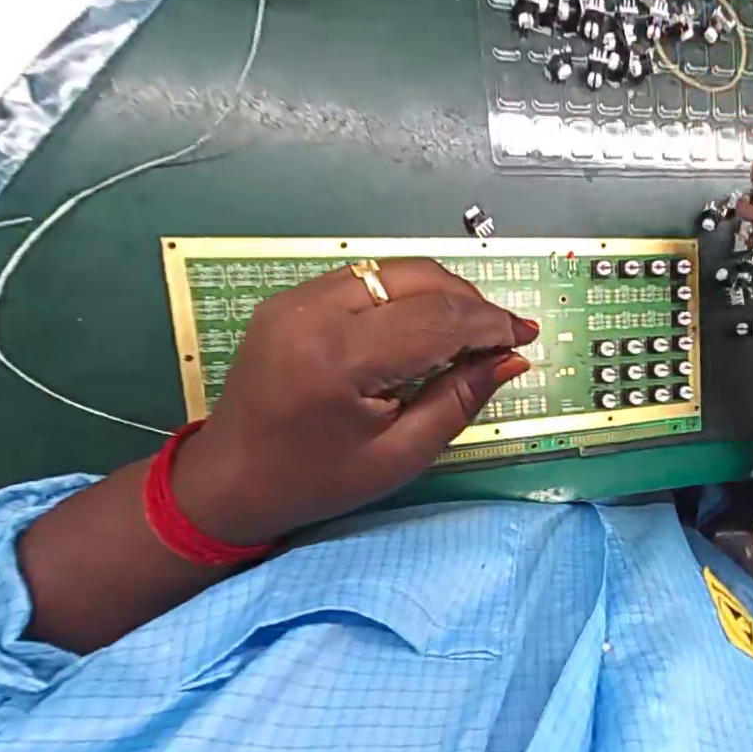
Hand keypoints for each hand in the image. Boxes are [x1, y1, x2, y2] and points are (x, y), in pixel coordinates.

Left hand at [171, 259, 538, 544]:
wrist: (230, 480)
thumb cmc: (315, 481)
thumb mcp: (399, 456)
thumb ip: (459, 400)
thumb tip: (510, 359)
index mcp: (337, 359)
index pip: (436, 318)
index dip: (489, 323)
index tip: (522, 336)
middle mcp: (312, 311)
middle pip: (417, 277)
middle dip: (469, 301)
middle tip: (499, 335)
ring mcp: (296, 298)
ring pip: (393, 270)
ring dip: (439, 294)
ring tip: (466, 333)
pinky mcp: (290, 298)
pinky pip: (365, 280)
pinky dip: (405, 296)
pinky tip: (420, 327)